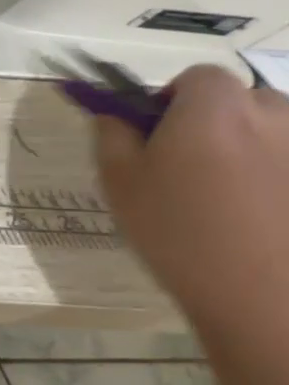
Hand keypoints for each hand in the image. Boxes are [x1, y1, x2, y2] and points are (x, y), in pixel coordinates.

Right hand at [95, 65, 288, 367]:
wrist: (266, 308)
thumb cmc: (179, 232)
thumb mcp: (118, 178)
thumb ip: (112, 132)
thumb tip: (117, 114)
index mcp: (214, 113)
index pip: (201, 76)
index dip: (178, 94)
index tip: (161, 126)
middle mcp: (274, 127)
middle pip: (254, 101)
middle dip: (228, 118)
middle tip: (200, 156)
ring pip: (284, 135)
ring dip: (263, 146)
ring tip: (242, 186)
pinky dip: (279, 178)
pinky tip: (267, 212)